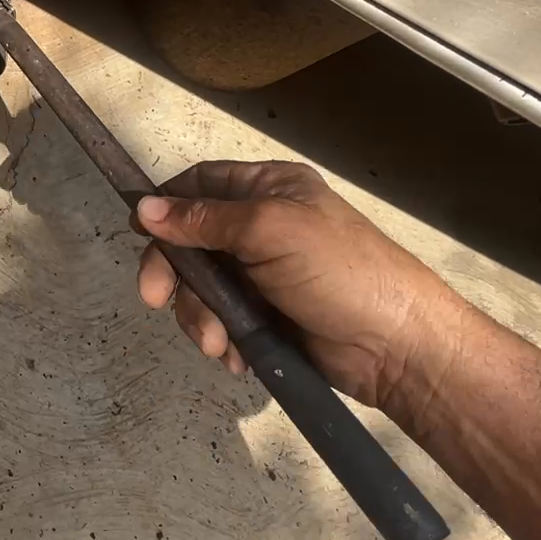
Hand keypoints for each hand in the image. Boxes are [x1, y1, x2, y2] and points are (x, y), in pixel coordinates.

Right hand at [134, 160, 471, 406]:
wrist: (401, 351)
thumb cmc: (339, 272)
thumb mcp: (269, 230)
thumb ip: (203, 219)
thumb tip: (143, 207)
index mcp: (267, 189)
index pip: (199, 184)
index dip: (165, 205)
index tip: (139, 232)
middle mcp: (259, 226)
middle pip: (188, 239)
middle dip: (172, 273)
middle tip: (155, 299)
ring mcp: (259, 273)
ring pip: (198, 285)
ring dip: (197, 314)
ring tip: (216, 343)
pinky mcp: (262, 315)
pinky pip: (217, 318)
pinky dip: (218, 336)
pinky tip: (233, 355)